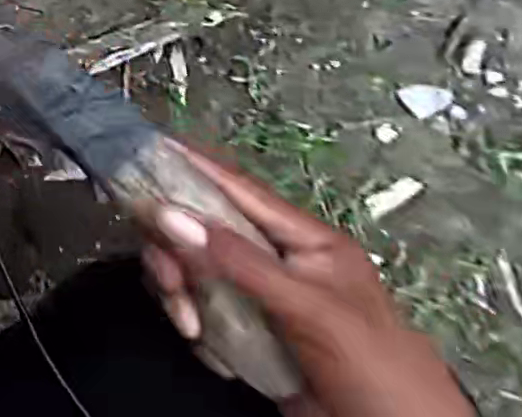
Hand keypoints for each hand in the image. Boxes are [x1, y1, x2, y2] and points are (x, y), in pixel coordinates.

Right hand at [138, 142, 472, 416]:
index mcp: (303, 240)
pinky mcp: (240, 324)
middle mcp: (272, 257)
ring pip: (185, 262)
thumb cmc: (382, 377)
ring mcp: (254, 292)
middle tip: (166, 274)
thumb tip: (166, 211)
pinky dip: (187, 317)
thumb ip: (237, 260)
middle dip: (171, 247)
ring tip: (188, 321)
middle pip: (196, 225)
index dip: (188, 162)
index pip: (234, 186)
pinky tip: (204, 342)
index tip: (138, 145)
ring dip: (175, 288)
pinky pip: (190, 299)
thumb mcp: (313, 312)